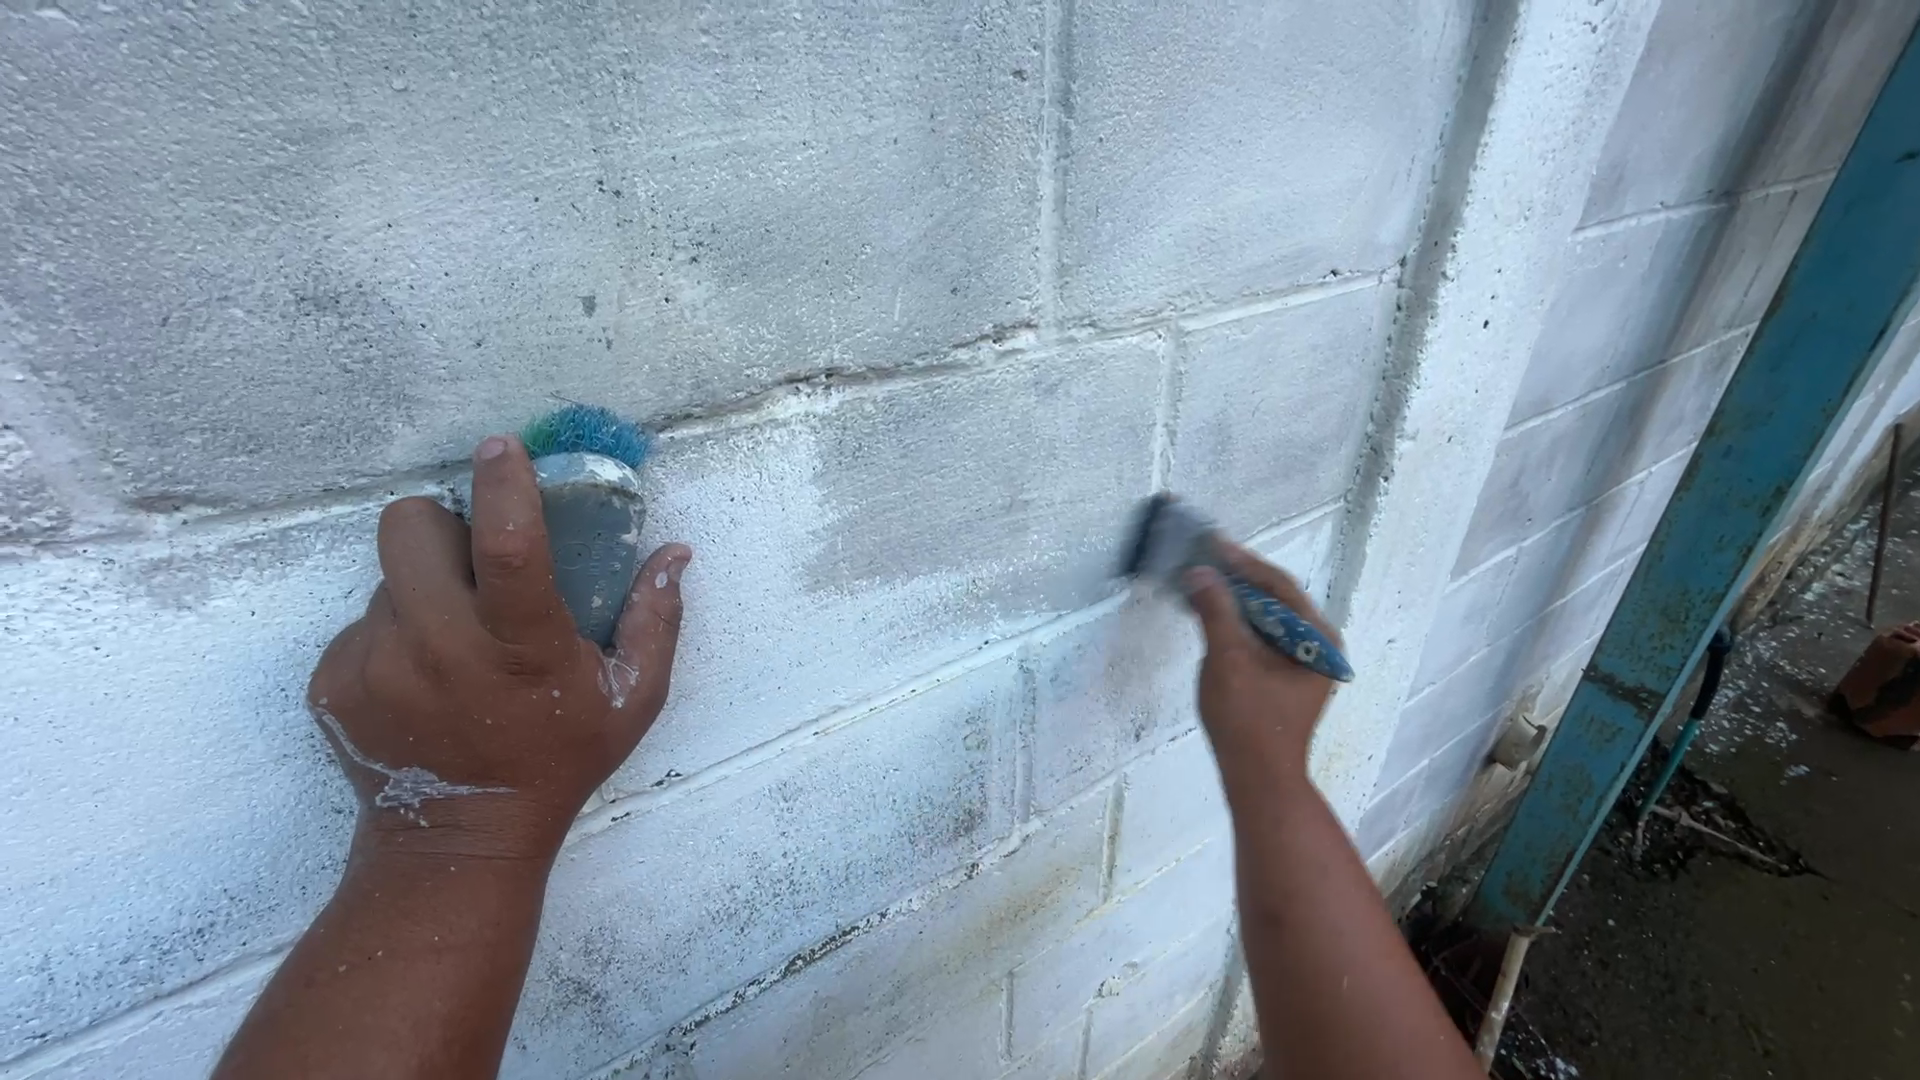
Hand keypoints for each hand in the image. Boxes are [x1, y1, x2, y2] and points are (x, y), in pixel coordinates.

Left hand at [307, 434, 690, 860]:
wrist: (459, 840)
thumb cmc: (561, 759)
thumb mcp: (635, 697)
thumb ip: (656, 620)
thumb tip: (675, 552)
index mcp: (519, 648)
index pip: (508, 546)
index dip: (504, 487)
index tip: (501, 447)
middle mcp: (437, 648)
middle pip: (408, 528)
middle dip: (442, 522)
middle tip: (472, 555)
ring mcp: (373, 665)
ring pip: (385, 575)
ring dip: (424, 583)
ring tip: (456, 630)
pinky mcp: (332, 682)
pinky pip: (361, 621)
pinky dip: (398, 629)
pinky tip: (426, 673)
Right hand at [1184, 544, 1338, 784]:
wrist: (1257, 778)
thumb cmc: (1248, 719)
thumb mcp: (1229, 659)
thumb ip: (1216, 611)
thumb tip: (1199, 573)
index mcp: (1319, 638)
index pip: (1280, 586)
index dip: (1243, 563)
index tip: (1212, 543)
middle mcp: (1317, 644)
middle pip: (1274, 598)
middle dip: (1236, 578)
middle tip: (1202, 558)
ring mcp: (1301, 661)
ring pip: (1264, 616)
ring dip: (1232, 598)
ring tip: (1200, 580)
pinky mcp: (1282, 674)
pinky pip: (1259, 635)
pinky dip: (1234, 621)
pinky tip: (1209, 613)